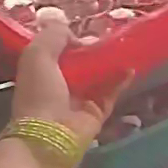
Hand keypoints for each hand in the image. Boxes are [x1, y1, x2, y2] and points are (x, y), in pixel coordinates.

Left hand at [8, 10, 130, 144]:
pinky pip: (111, 93)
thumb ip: (54, 35)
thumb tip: (75, 35)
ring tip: (125, 48)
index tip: (86, 30)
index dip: (71, 39)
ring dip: (110, 63)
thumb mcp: (37, 54)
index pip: (58, 51)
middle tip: (111, 37)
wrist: (49, 136)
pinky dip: (120, 81)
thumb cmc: (39, 93)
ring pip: (98, 77)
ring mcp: (79, 101)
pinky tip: (130, 68)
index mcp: (41, 72)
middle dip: (93, 50)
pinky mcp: (97, 114)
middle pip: (80, 64)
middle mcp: (59, 86)